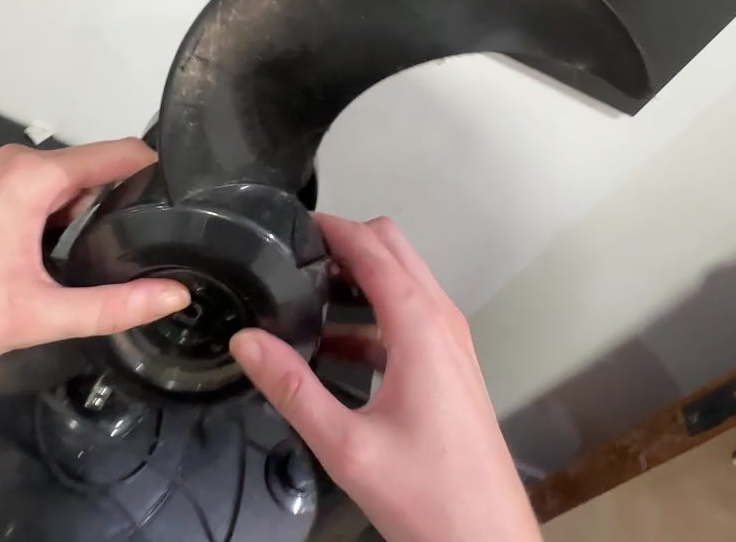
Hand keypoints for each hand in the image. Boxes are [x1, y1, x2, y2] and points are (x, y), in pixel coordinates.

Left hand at [0, 139, 190, 390]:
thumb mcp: (38, 315)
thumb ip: (113, 305)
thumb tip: (176, 294)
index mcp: (34, 175)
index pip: (120, 153)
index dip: (158, 173)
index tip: (190, 203)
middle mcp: (20, 163)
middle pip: (98, 168)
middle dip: (129, 199)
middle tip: (160, 244)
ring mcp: (1, 177)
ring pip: (73, 183)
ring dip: (97, 212)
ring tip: (124, 256)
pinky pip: (49, 193)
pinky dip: (68, 217)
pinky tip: (74, 257)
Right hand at [229, 214, 540, 541]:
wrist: (488, 541)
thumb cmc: (428, 495)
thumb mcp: (346, 445)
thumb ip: (292, 389)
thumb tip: (247, 342)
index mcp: (419, 325)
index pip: (372, 249)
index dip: (334, 228)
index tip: (296, 225)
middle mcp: (440, 319)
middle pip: (394, 248)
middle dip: (348, 241)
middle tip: (300, 256)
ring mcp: (450, 340)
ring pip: (404, 278)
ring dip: (362, 273)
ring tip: (310, 292)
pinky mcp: (450, 363)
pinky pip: (409, 314)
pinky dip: (374, 310)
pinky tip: (337, 344)